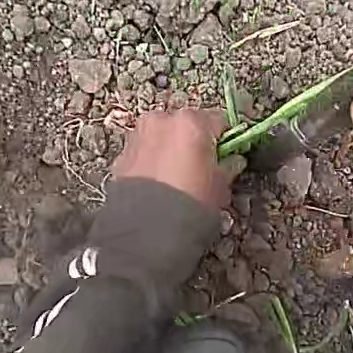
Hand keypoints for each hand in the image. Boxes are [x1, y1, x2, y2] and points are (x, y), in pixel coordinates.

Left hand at [111, 107, 235, 211]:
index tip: (229, 156)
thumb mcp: (220, 187)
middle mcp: (161, 121)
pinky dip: (154, 163)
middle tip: (203, 170)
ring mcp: (138, 136)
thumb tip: (230, 163)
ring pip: (163, 138)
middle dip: (195, 144)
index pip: (219, 121)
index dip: (226, 140)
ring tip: (178, 181)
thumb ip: (227, 168)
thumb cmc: (188, 205)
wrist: (146, 231)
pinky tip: (160, 186)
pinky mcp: (121, 156)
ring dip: (172, 152)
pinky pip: (145, 153)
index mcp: (191, 122)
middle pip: (187, 126)